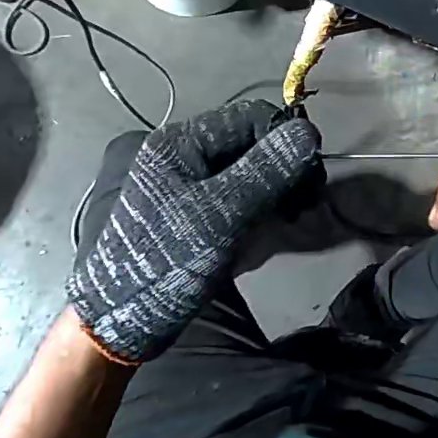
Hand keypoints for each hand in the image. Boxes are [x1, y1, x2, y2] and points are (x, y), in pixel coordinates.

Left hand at [68, 100, 318, 362]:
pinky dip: (262, 204)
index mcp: (182, 142)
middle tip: (305, 201)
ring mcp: (190, 182)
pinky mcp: (196, 209)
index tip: (312, 174)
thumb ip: (267, 169)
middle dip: (285, 165)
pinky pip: (240, 192)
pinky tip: (272, 224)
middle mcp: (185, 153)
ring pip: (250, 167)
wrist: (125, 320)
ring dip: (278, 186)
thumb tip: (308, 131)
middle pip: (252, 140)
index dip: (287, 138)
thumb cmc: (170, 260)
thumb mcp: (223, 213)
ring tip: (292, 215)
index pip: (251, 116)